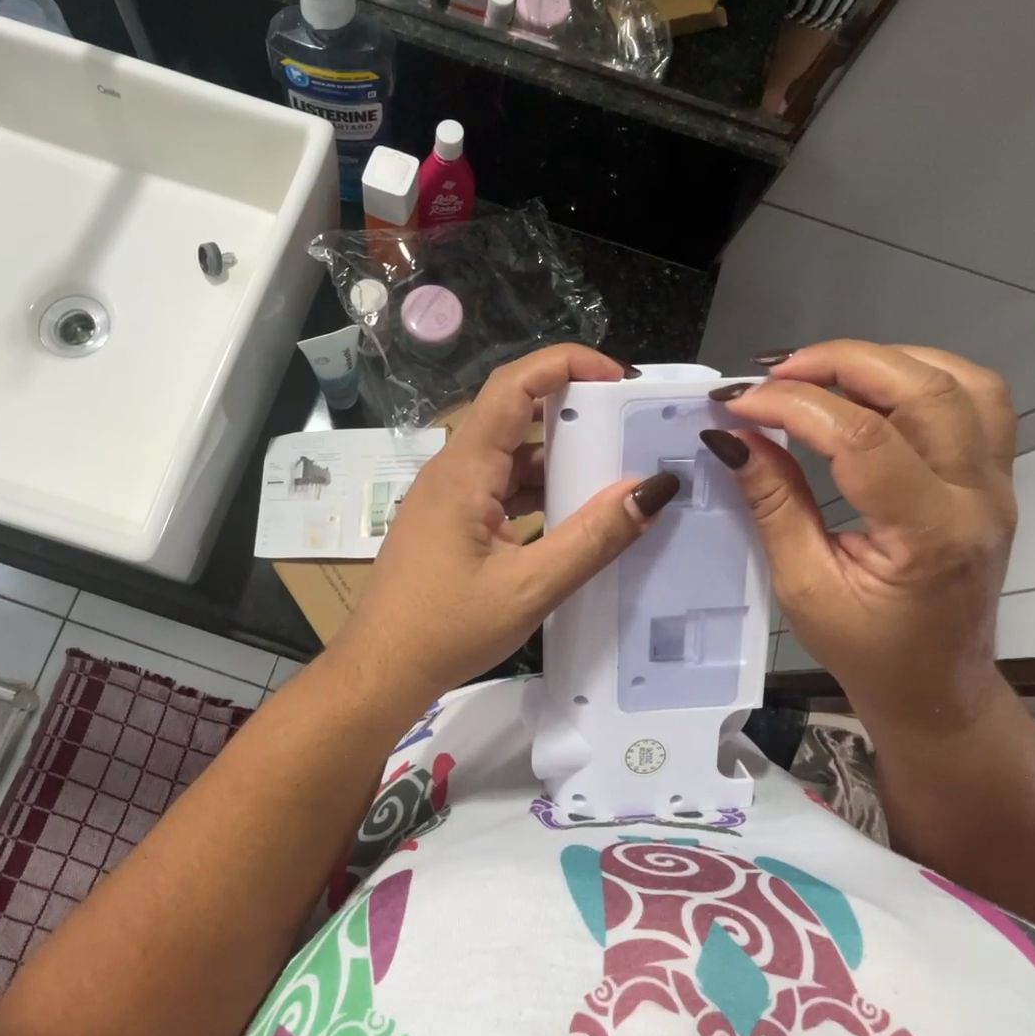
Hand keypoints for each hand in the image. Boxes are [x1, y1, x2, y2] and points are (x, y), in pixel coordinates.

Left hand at [328, 344, 682, 702]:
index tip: (620, 379)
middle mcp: (453, 470)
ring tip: (617, 466)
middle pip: (515, 414)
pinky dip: (540, 490)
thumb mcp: (529, 587)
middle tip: (631, 425)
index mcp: (464, 470)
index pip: (513, 386)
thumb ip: (593, 537)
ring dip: (559, 456)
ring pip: (510, 454)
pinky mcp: (452, 521)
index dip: (567, 364)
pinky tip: (576, 511)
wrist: (382, 671)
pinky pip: (502, 487)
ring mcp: (450, 496)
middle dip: (574, 410)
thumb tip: (652, 488)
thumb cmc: (446, 629)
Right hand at [700, 341, 1017, 735]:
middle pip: (923, 389)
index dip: (793, 407)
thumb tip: (734, 439)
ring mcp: (996, 483)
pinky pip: (975, 399)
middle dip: (840, 362)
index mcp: (929, 535)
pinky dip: (920, 375)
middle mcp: (977, 497)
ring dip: (885, 361)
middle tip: (774, 373)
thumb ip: (774, 504)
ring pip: (960, 381)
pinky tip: (873, 388)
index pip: (862, 438)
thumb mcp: (803, 586)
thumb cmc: (866, 651)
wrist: (936, 686)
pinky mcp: (994, 477)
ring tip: (821, 373)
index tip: (736, 405)